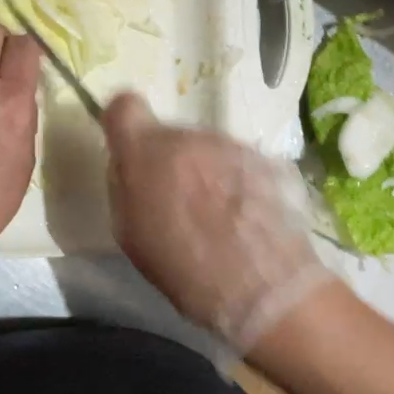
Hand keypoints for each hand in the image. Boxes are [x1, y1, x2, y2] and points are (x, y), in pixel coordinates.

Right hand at [102, 93, 331, 351]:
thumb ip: (126, 189)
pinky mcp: (270, 159)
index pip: (124, 106)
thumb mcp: (131, 235)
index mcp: (145, 153)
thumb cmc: (183, 270)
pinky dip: (239, 186)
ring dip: (207, 174)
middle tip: (178, 204)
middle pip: (171, 135)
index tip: (128, 148)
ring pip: (208, 151)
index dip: (123, 124)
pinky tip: (246, 221)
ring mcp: (234, 145)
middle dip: (170, 162)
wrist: (262, 287)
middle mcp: (190, 137)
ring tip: (218, 218)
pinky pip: (242, 166)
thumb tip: (129, 168)